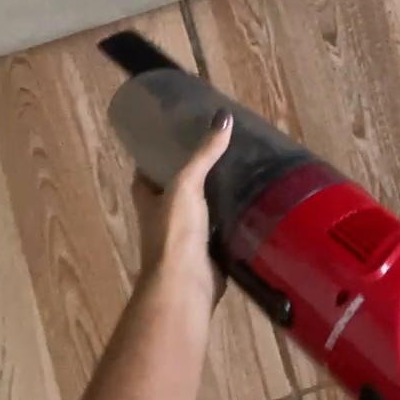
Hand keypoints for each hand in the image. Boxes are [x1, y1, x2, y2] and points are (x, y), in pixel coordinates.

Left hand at [131, 112, 232, 306]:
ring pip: (201, 205)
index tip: (179, 133)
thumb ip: (204, 154)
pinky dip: (232, 214)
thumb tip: (223, 117)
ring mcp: (185, 234)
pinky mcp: (208, 248)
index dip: (158, 152)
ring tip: (242, 167)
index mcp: (148, 198)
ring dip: (217, 192)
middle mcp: (163, 215)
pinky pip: (220, 224)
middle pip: (177, 186)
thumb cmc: (174, 231)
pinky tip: (251, 200)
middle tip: (221, 146)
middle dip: (195, 170)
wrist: (185, 282)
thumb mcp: (186, 185)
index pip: (148, 170)